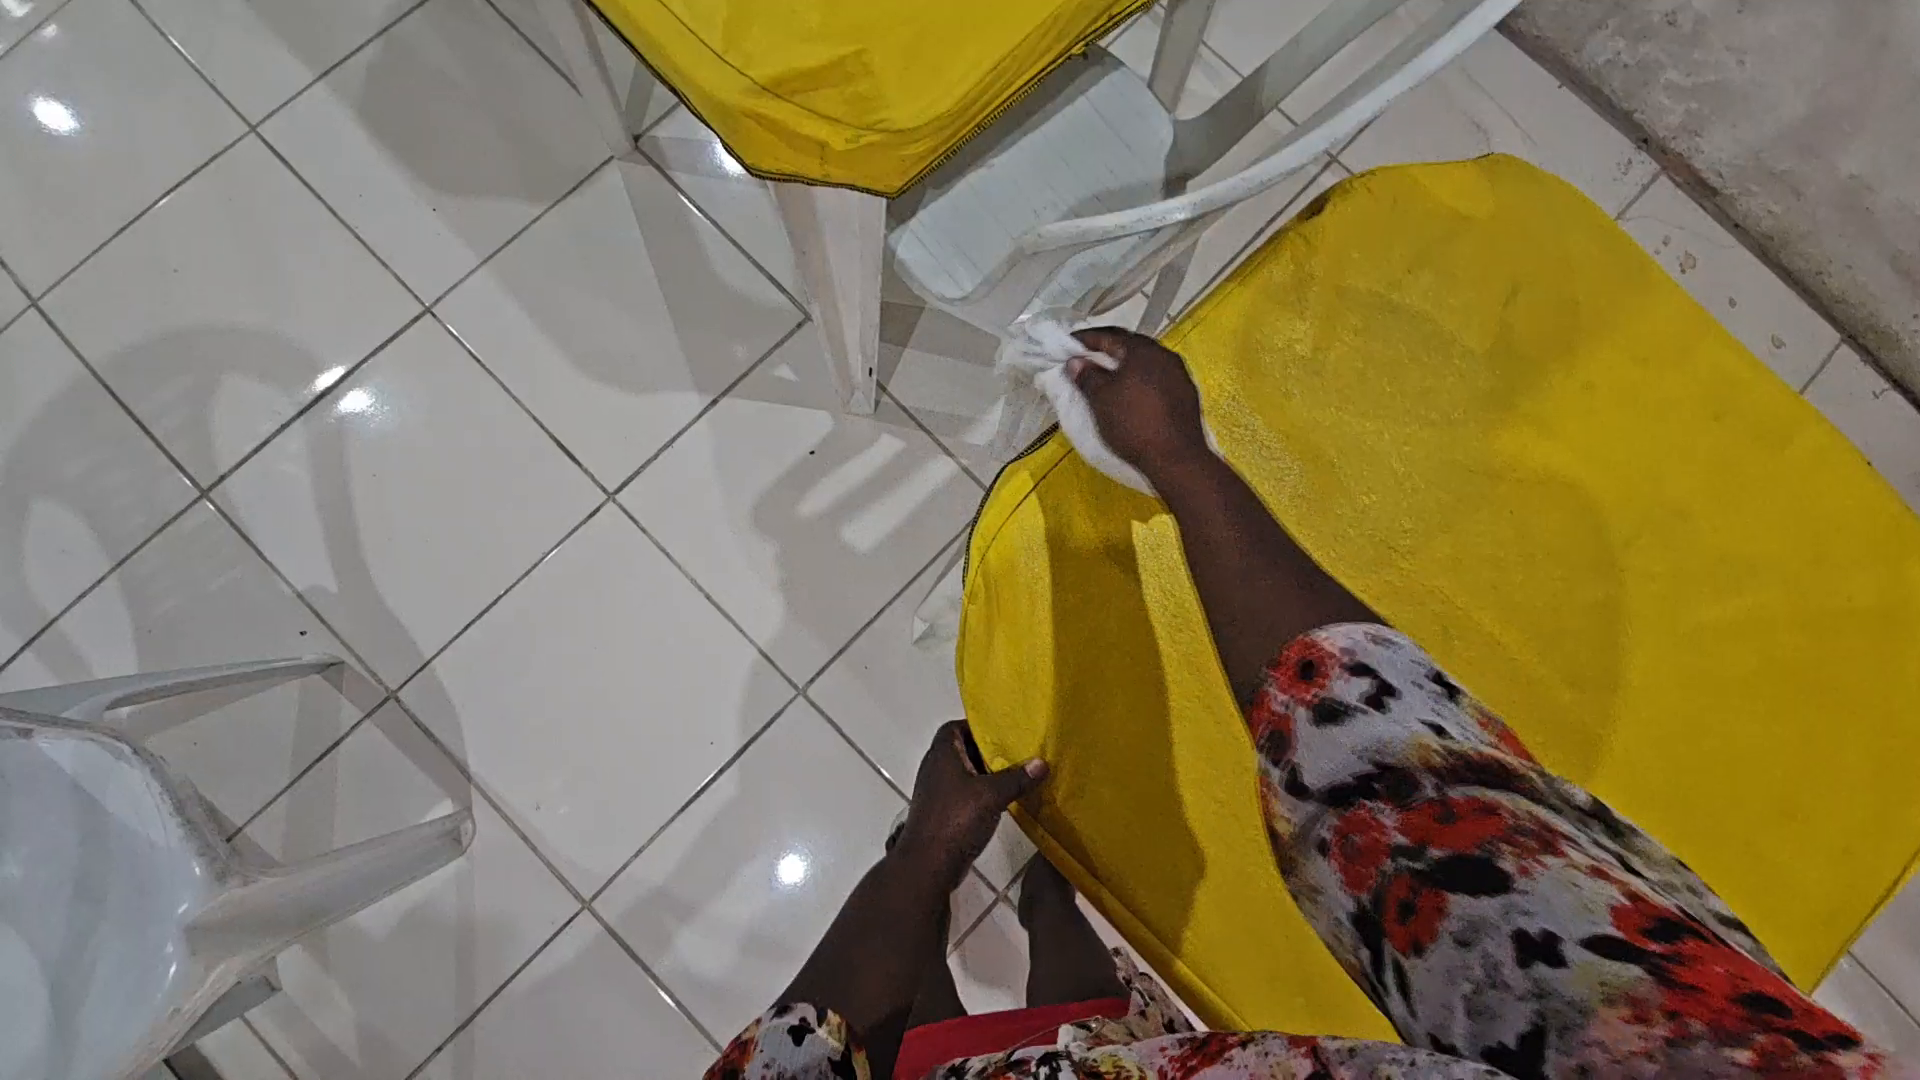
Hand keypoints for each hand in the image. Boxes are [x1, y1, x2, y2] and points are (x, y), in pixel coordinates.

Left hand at [895, 721, 1047, 888]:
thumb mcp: (992, 795)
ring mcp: (938, 791)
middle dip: (988, 751)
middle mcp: (936, 768)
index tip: (1003, 732)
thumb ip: (1017, 778)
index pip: (956, 727)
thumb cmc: (956, 819)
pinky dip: (982, 793)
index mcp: (943, 754)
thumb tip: (1042, 763)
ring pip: (965, 774)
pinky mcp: (943, 812)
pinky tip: (1004, 801)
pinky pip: (965, 794)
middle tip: (1017, 753)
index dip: (977, 726)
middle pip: (963, 749)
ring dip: (987, 775)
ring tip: (1016, 775)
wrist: (929, 865)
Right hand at [1069, 328, 1211, 483]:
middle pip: (1130, 347)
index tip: (1069, 346)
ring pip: (1145, 364)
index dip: (1086, 339)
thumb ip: (1087, 375)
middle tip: (1087, 361)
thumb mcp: (1101, 399)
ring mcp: (1179, 374)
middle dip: (1107, 352)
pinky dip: (1140, 382)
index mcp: (1142, 350)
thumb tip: (1076, 361)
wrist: (1176, 458)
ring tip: (1108, 380)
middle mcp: (1164, 355)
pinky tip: (1132, 396)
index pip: (1109, 335)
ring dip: (1125, 368)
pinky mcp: (1186, 394)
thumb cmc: (1133, 424)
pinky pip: (1157, 380)